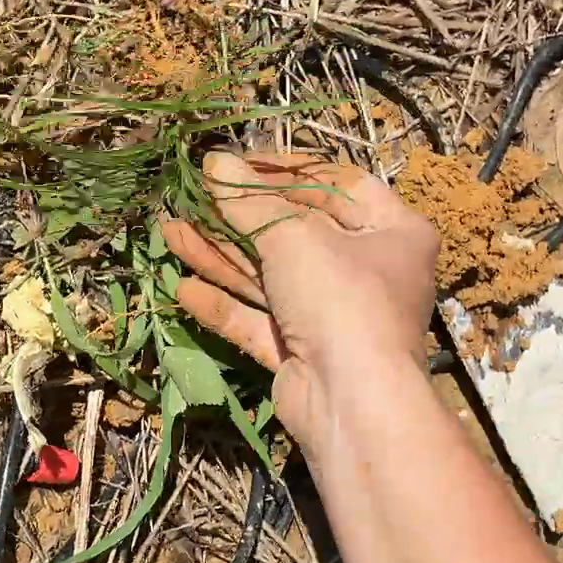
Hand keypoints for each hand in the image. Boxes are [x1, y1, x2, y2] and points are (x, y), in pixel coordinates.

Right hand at [163, 150, 438, 453]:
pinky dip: (225, 305)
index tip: (238, 161)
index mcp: (394, 232)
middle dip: (240, 217)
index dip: (287, 169)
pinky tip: (183, 290)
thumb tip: (215, 162)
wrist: (353, 401)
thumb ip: (250, 201)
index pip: (338, 184)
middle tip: (193, 195)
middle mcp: (369, 273)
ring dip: (221, 257)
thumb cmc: (342, 298)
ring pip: (272, 279)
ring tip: (169, 232)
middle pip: (297, 234)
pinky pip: (261, 321)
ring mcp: (336, 317)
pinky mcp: (304, 354)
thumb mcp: (295, 237)